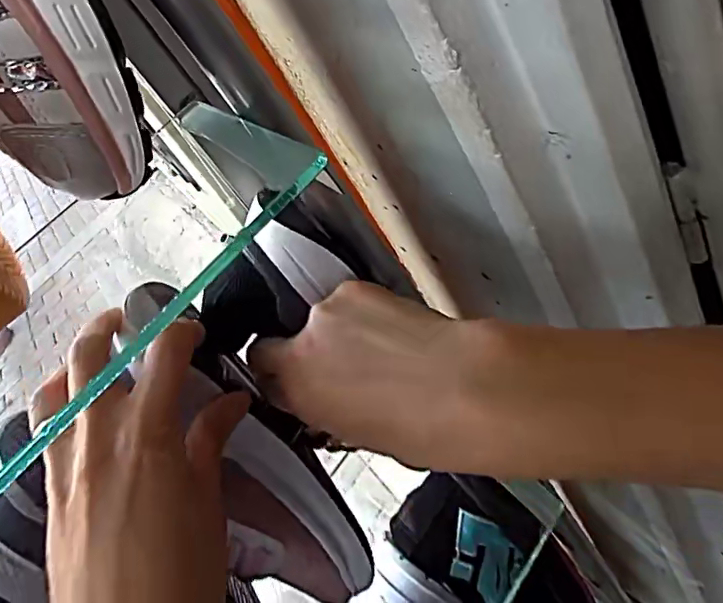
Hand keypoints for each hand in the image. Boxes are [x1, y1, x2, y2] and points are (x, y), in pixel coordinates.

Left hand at [36, 309, 251, 602]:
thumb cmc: (177, 579)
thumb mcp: (207, 503)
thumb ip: (210, 440)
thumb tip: (229, 405)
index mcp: (146, 430)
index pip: (163, 349)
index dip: (182, 329)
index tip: (194, 333)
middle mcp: (98, 433)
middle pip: (90, 351)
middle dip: (111, 323)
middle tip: (131, 321)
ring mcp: (67, 461)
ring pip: (55, 385)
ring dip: (74, 361)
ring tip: (94, 357)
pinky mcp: (50, 491)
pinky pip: (43, 429)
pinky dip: (57, 405)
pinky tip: (78, 415)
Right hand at [249, 282, 496, 468]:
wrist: (462, 387)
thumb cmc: (422, 425)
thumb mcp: (354, 435)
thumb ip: (321, 407)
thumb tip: (323, 398)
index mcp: (296, 387)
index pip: (260, 364)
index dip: (276, 369)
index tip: (291, 374)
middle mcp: (303, 343)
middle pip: (290, 336)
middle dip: (311, 349)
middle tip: (346, 366)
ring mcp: (328, 309)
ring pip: (322, 316)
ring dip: (341, 329)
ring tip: (380, 349)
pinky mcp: (355, 287)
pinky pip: (348, 299)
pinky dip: (365, 311)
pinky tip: (391, 330)